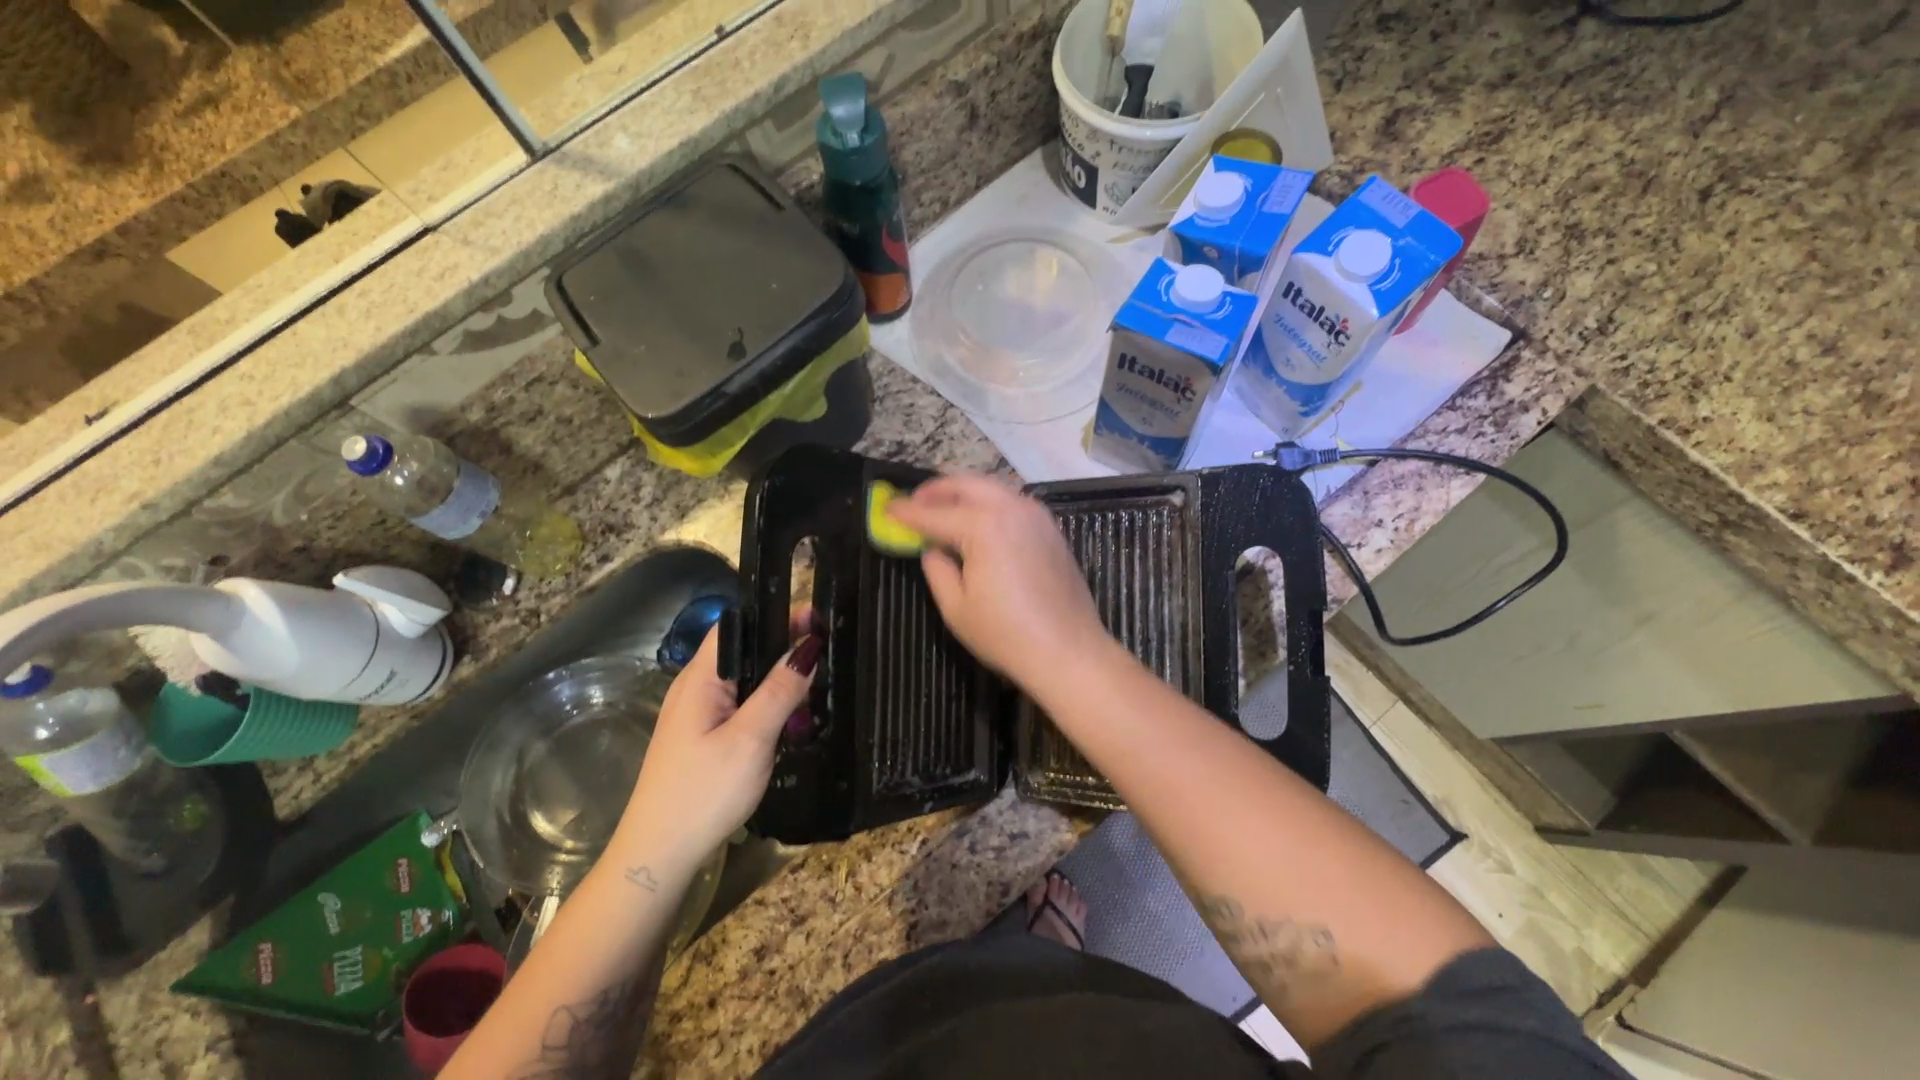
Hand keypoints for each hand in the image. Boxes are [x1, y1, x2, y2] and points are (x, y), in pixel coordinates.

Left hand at [612, 614, 819, 874]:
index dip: (777, 615)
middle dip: (785, 649)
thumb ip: (779, 691)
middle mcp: (695, 688)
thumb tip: (809, 646)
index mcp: (700, 678)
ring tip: (818, 688)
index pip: (738, 624)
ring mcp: (697, 715)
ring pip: (745, 681)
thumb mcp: (750, 740)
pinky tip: (791, 722)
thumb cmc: (704, 793)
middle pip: (744, 651)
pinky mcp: (703, 738)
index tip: (821, 619)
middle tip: (830, 656)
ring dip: (779, 681)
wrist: (659, 855)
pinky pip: (741, 706)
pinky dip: (768, 706)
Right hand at [885, 473, 1115, 693]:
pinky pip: (1013, 502)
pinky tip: (977, 522)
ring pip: (993, 488)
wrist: (1068, 651)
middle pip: (967, 484)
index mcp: (984, 526)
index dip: (907, 512)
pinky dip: (989, 503)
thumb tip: (933, 549)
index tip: (887, 508)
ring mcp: (1036, 516)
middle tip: (915, 503)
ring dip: (964, 492)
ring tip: (943, 509)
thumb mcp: (957, 608)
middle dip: (936, 490)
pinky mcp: (1051, 529)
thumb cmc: (1007, 634)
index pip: (934, 514)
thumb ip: (937, 569)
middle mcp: (1012, 509)